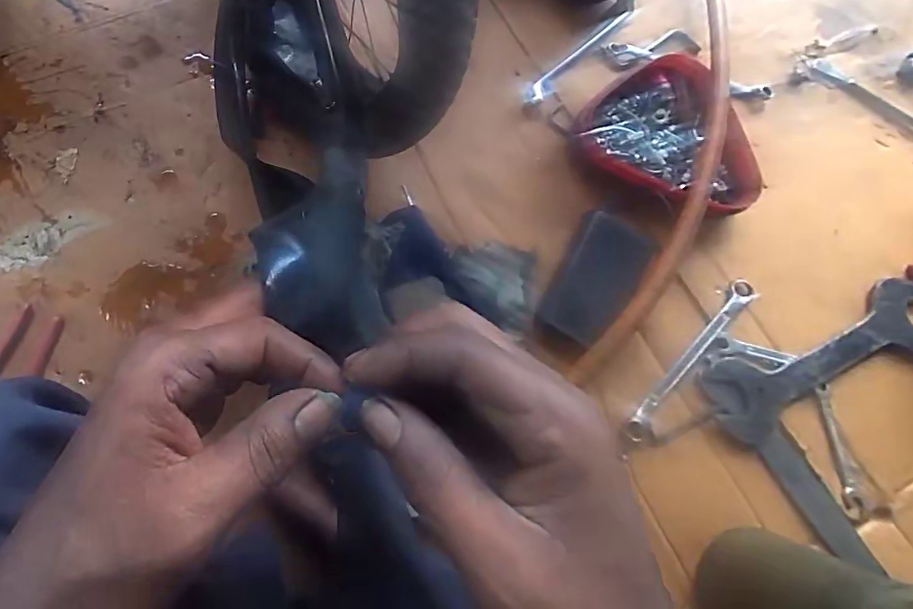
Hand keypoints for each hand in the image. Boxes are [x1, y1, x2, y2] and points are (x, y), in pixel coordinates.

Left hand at [0, 284, 344, 608]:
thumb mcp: (198, 505)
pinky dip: (262, 396)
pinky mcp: (169, 403)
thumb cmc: (115, 547)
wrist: (47, 587)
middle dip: (296, 341)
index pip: (255, 330)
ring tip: (335, 391)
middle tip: (347, 372)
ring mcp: (165, 374)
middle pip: (245, 323)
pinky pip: (226, 383)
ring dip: (282, 368)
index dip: (306, 356)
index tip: (351, 396)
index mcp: (166, 357)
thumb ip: (266, 448)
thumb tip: (332, 401)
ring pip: (238, 349)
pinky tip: (297, 419)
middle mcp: (166, 349)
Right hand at [344, 301, 670, 608]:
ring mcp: (544, 400)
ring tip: (369, 392)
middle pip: (464, 330)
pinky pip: (467, 375)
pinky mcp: (529, 417)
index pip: (465, 349)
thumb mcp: (492, 555)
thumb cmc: (564, 606)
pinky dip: (425, 380)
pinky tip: (398, 405)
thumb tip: (368, 406)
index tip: (348, 375)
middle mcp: (553, 391)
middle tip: (356, 382)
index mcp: (557, 418)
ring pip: (462, 343)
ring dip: (410, 359)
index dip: (400, 352)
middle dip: (402, 346)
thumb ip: (429, 476)